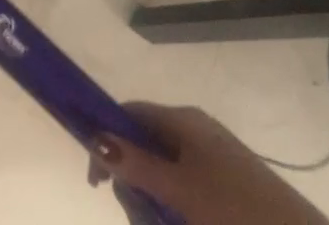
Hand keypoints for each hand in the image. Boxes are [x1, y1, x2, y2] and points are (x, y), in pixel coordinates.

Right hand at [88, 103, 328, 224]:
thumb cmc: (236, 211)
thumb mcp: (178, 189)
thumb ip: (133, 163)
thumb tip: (92, 137)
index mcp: (184, 120)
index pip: (127, 114)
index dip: (105, 139)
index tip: (99, 181)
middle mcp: (197, 131)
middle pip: (144, 144)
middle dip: (131, 177)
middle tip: (134, 211)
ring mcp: (216, 158)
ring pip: (164, 170)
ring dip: (152, 197)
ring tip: (158, 224)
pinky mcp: (231, 185)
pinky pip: (187, 186)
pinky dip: (175, 204)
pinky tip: (178, 224)